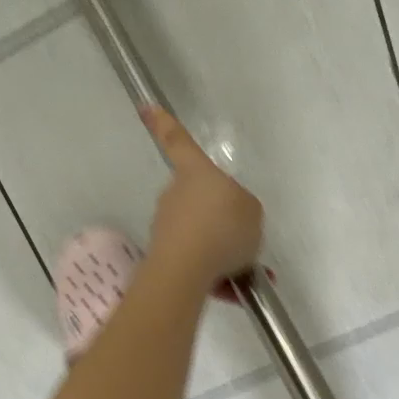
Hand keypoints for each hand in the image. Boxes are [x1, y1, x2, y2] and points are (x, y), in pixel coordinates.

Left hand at [142, 106, 262, 285]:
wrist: (187, 270)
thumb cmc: (224, 229)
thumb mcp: (252, 213)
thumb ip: (244, 211)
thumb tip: (232, 223)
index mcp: (196, 173)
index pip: (179, 142)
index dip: (164, 124)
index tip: (146, 106)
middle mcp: (175, 196)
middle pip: (200, 203)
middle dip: (218, 222)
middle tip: (241, 244)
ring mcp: (166, 228)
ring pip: (200, 238)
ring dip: (221, 254)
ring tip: (242, 275)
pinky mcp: (164, 257)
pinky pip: (197, 263)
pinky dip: (214, 276)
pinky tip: (233, 292)